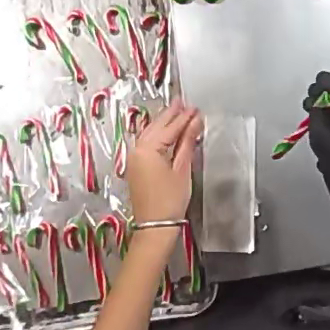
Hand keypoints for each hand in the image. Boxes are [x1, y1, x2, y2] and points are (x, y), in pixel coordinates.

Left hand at [127, 101, 202, 222]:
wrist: (155, 226)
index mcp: (148, 148)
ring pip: (149, 134)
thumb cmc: (170, 200)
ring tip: (177, 113)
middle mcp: (137, 149)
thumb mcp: (182, 169)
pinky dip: (157, 135)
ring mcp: (134, 158)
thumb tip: (195, 122)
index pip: (169, 128)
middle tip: (184, 103)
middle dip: (171, 115)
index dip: (184, 117)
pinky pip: (146, 143)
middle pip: (156, 127)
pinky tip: (166, 132)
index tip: (195, 108)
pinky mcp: (135, 167)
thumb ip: (187, 143)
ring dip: (163, 124)